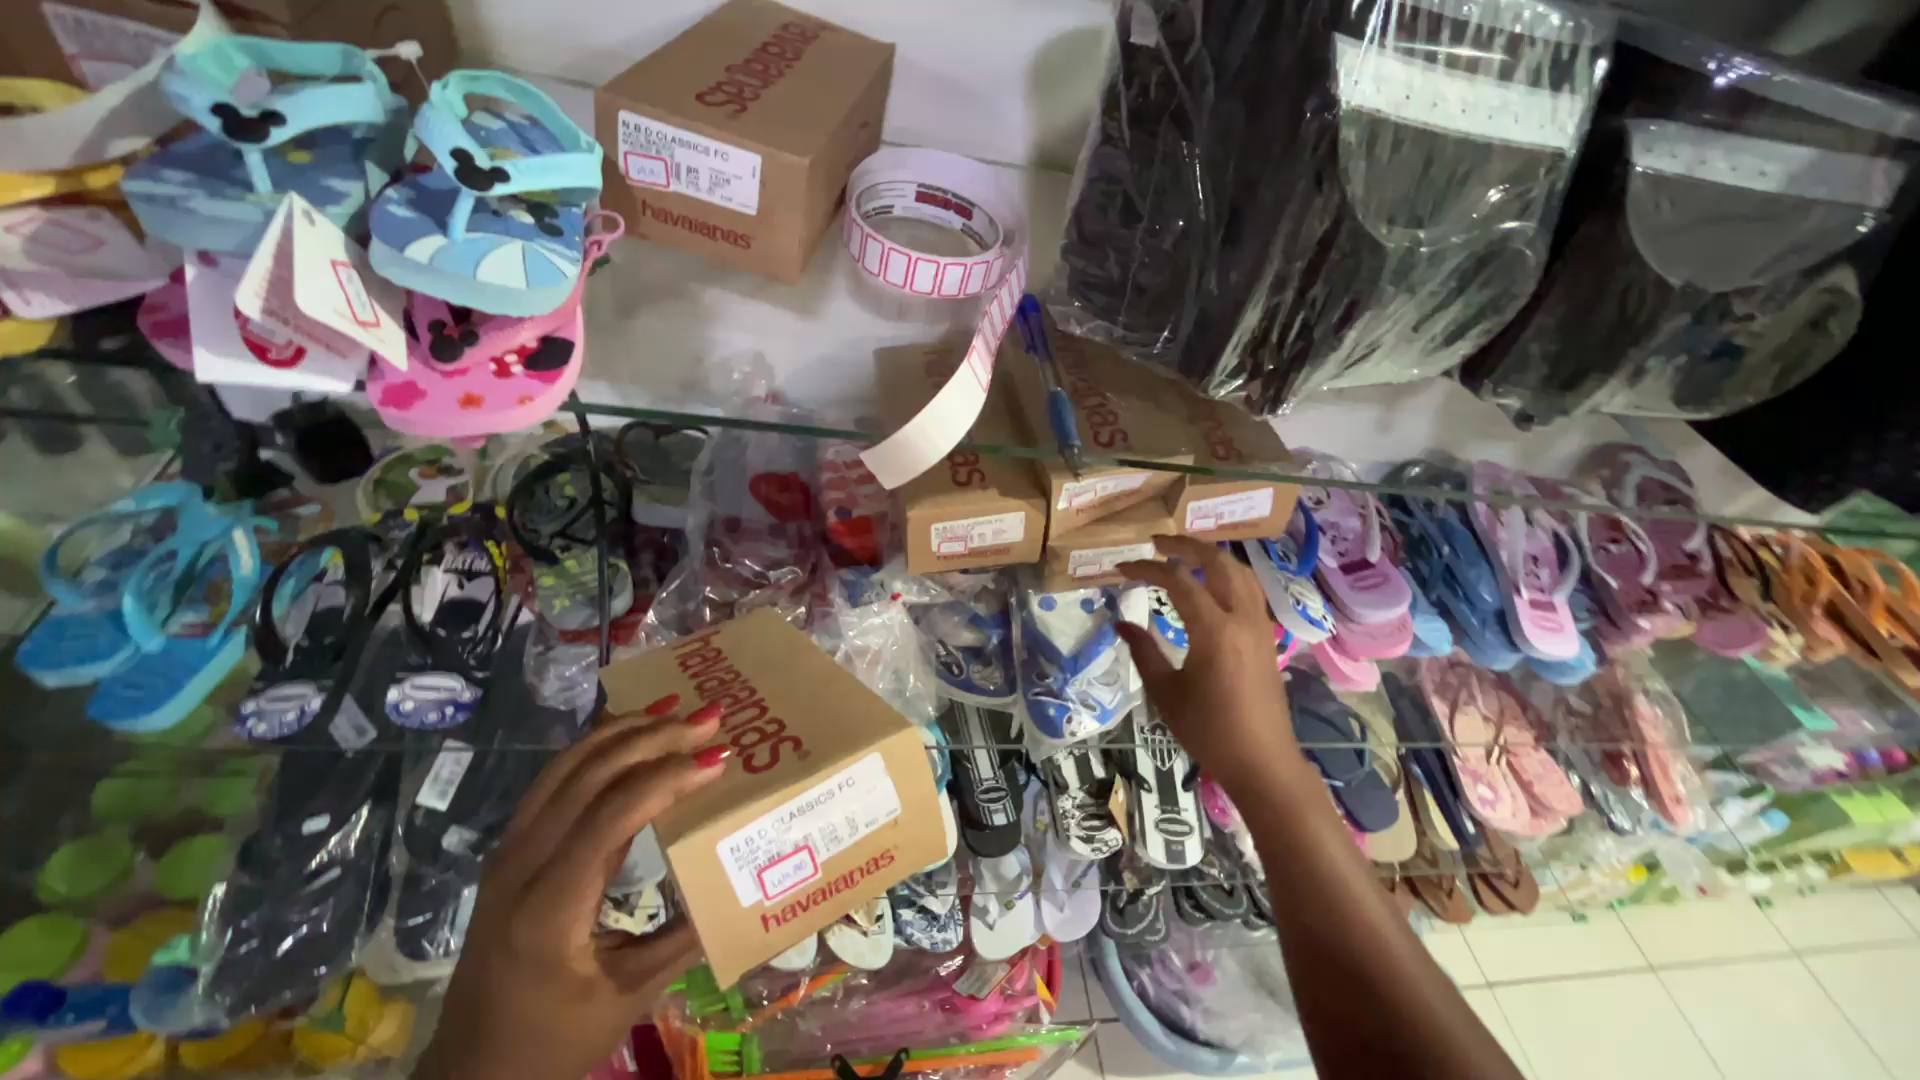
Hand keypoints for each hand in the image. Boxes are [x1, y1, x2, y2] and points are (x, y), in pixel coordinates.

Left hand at [413, 696, 732, 1079]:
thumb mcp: (629, 996)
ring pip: (565, 767)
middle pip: (588, 775)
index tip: (721, 757)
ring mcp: (509, 852)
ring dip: (623, 732)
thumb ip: (686, 935)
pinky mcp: (511, 850)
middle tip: (711, 717)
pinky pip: (554, 781)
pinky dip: (596, 749)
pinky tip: (629, 734)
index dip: (669, 777)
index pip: (612, 815)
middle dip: (653, 738)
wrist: (472, 1069)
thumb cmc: (553, 1040)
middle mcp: (521, 864)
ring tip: (676, 710)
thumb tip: (747, 881)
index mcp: (551, 905)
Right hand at [1116, 535, 1300, 801]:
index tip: (1121, 568)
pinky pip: (1249, 591)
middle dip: (1186, 545)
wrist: (1262, 762)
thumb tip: (1121, 623)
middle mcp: (1242, 618)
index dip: (1147, 568)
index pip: (1178, 580)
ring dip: (1211, 556)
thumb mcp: (1166, 693)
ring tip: (1184, 554)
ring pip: (1240, 573)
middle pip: (1218, 562)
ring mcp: (1259, 627)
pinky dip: (1228, 575)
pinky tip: (1211, 584)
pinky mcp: (1266, 638)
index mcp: (1214, 630)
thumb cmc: (1208, 731)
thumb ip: (1143, 651)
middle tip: (1156, 542)